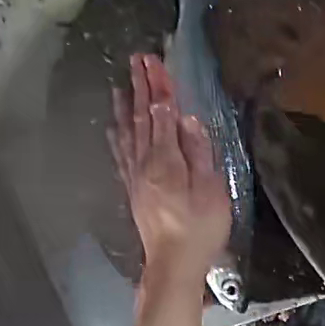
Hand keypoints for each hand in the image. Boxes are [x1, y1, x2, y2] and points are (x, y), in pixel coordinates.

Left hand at [111, 53, 230, 293]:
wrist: (173, 265)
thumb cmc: (199, 230)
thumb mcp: (211, 192)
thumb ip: (199, 154)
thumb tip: (187, 119)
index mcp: (166, 162)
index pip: (163, 116)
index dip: (160, 87)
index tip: (155, 60)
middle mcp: (145, 164)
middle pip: (142, 119)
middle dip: (141, 87)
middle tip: (137, 59)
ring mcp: (136, 177)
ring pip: (128, 133)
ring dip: (126, 106)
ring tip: (121, 83)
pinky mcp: (133, 190)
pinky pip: (122, 154)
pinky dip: (117, 135)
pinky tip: (113, 126)